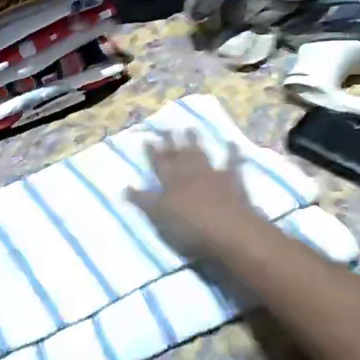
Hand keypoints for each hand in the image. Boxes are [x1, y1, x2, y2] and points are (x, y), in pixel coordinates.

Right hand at [127, 130, 261, 257]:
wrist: (230, 230)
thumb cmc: (189, 228)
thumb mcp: (158, 217)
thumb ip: (143, 201)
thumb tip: (125, 188)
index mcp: (170, 182)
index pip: (158, 163)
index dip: (153, 152)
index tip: (148, 139)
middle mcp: (189, 173)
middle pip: (178, 155)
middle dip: (172, 141)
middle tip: (168, 128)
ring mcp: (212, 175)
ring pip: (200, 154)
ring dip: (195, 142)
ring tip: (190, 128)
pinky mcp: (233, 181)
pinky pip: (232, 163)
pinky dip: (232, 153)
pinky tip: (231, 143)